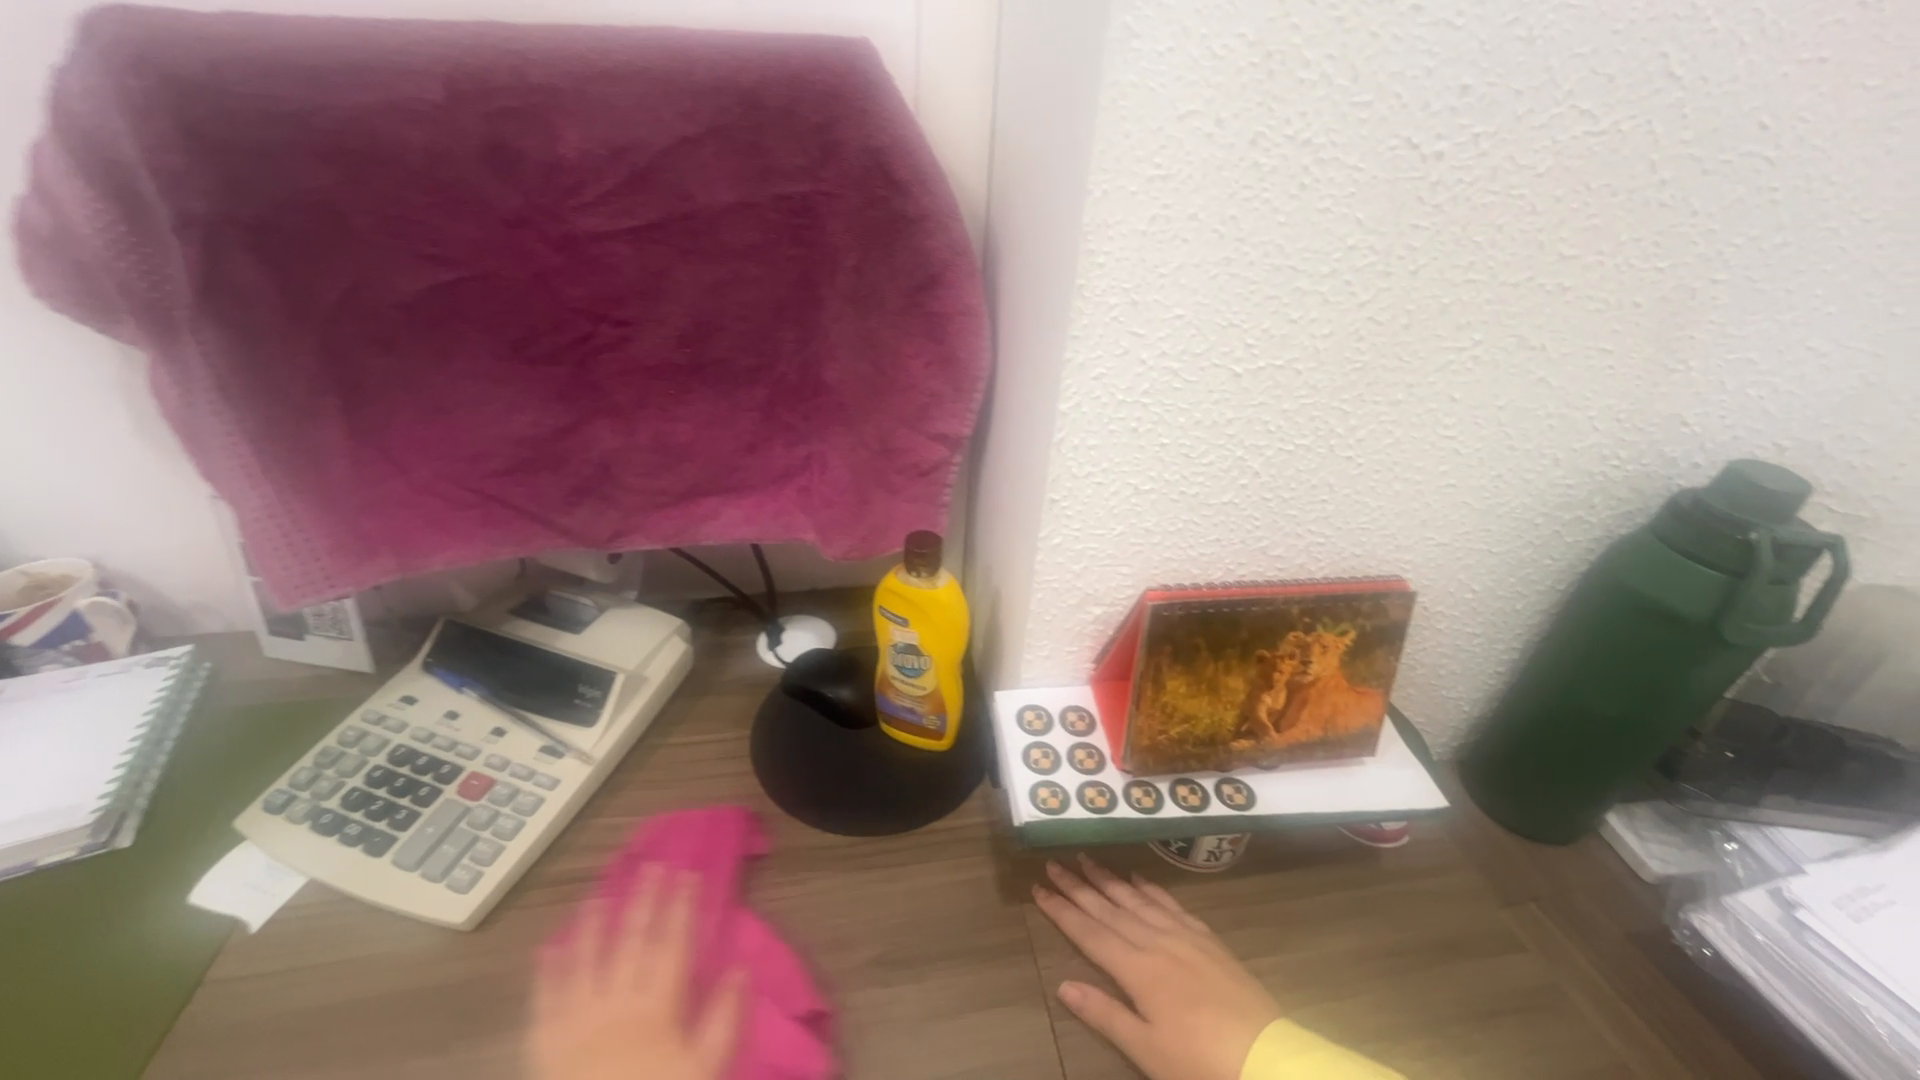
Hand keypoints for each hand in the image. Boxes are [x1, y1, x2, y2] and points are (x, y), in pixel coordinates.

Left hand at [526, 865, 746, 1079]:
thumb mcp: (704, 1069)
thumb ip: (724, 1020)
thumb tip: (740, 970)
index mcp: (658, 1007)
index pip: (672, 944)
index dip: (681, 907)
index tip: (688, 874)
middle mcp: (617, 1002)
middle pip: (632, 941)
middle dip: (644, 901)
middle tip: (652, 865)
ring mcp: (577, 1020)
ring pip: (586, 960)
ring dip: (593, 925)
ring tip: (599, 893)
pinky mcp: (545, 1043)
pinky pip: (545, 999)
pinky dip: (547, 971)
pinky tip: (547, 946)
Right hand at [1033, 855, 1281, 1079]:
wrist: (1266, 1058)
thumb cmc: (1200, 1061)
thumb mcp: (1147, 1049)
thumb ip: (1105, 1013)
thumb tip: (1062, 984)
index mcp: (1137, 969)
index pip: (1090, 932)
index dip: (1062, 910)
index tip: (1038, 889)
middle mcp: (1157, 942)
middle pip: (1109, 908)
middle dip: (1079, 886)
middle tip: (1054, 863)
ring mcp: (1185, 937)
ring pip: (1138, 900)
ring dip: (1110, 879)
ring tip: (1088, 860)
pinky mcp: (1208, 940)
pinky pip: (1172, 904)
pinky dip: (1152, 889)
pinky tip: (1140, 879)